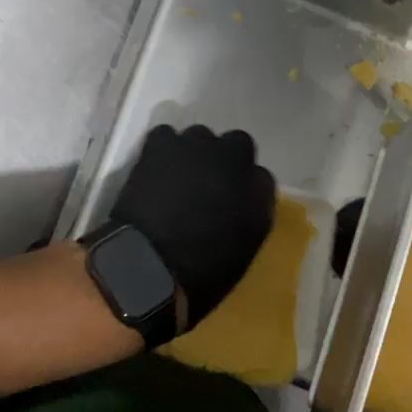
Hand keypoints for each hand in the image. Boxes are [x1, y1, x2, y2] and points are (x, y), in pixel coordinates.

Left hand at [110, 125, 274, 330]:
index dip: (244, 187)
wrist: (149, 267)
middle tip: (207, 181)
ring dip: (193, 152)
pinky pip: (165, 135)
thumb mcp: (240, 251)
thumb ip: (247, 217)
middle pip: (237, 145)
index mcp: (259, 195)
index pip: (261, 178)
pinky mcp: (161, 145)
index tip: (230, 200)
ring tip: (177, 175)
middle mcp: (235, 163)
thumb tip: (240, 202)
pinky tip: (154, 168)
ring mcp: (198, 149)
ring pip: (201, 137)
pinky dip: (161, 149)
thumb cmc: (198, 276)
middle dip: (224, 158)